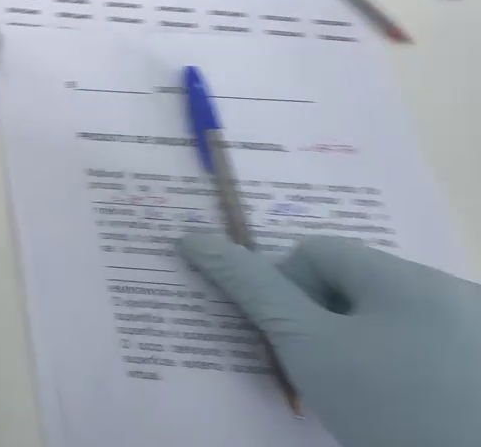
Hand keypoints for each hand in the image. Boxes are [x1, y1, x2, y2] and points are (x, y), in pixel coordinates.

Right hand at [179, 234, 480, 446]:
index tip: (296, 337)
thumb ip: (247, 284)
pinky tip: (409, 408)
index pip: (316, 252)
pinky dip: (407, 370)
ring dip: (363, 346)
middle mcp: (458, 295)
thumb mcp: (303, 342)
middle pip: (355, 286)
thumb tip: (193, 238)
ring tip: (367, 393)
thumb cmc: (390, 405)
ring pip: (391, 321)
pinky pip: (431, 350)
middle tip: (326, 367)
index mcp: (413, 277)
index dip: (287, 288)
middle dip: (326, 321)